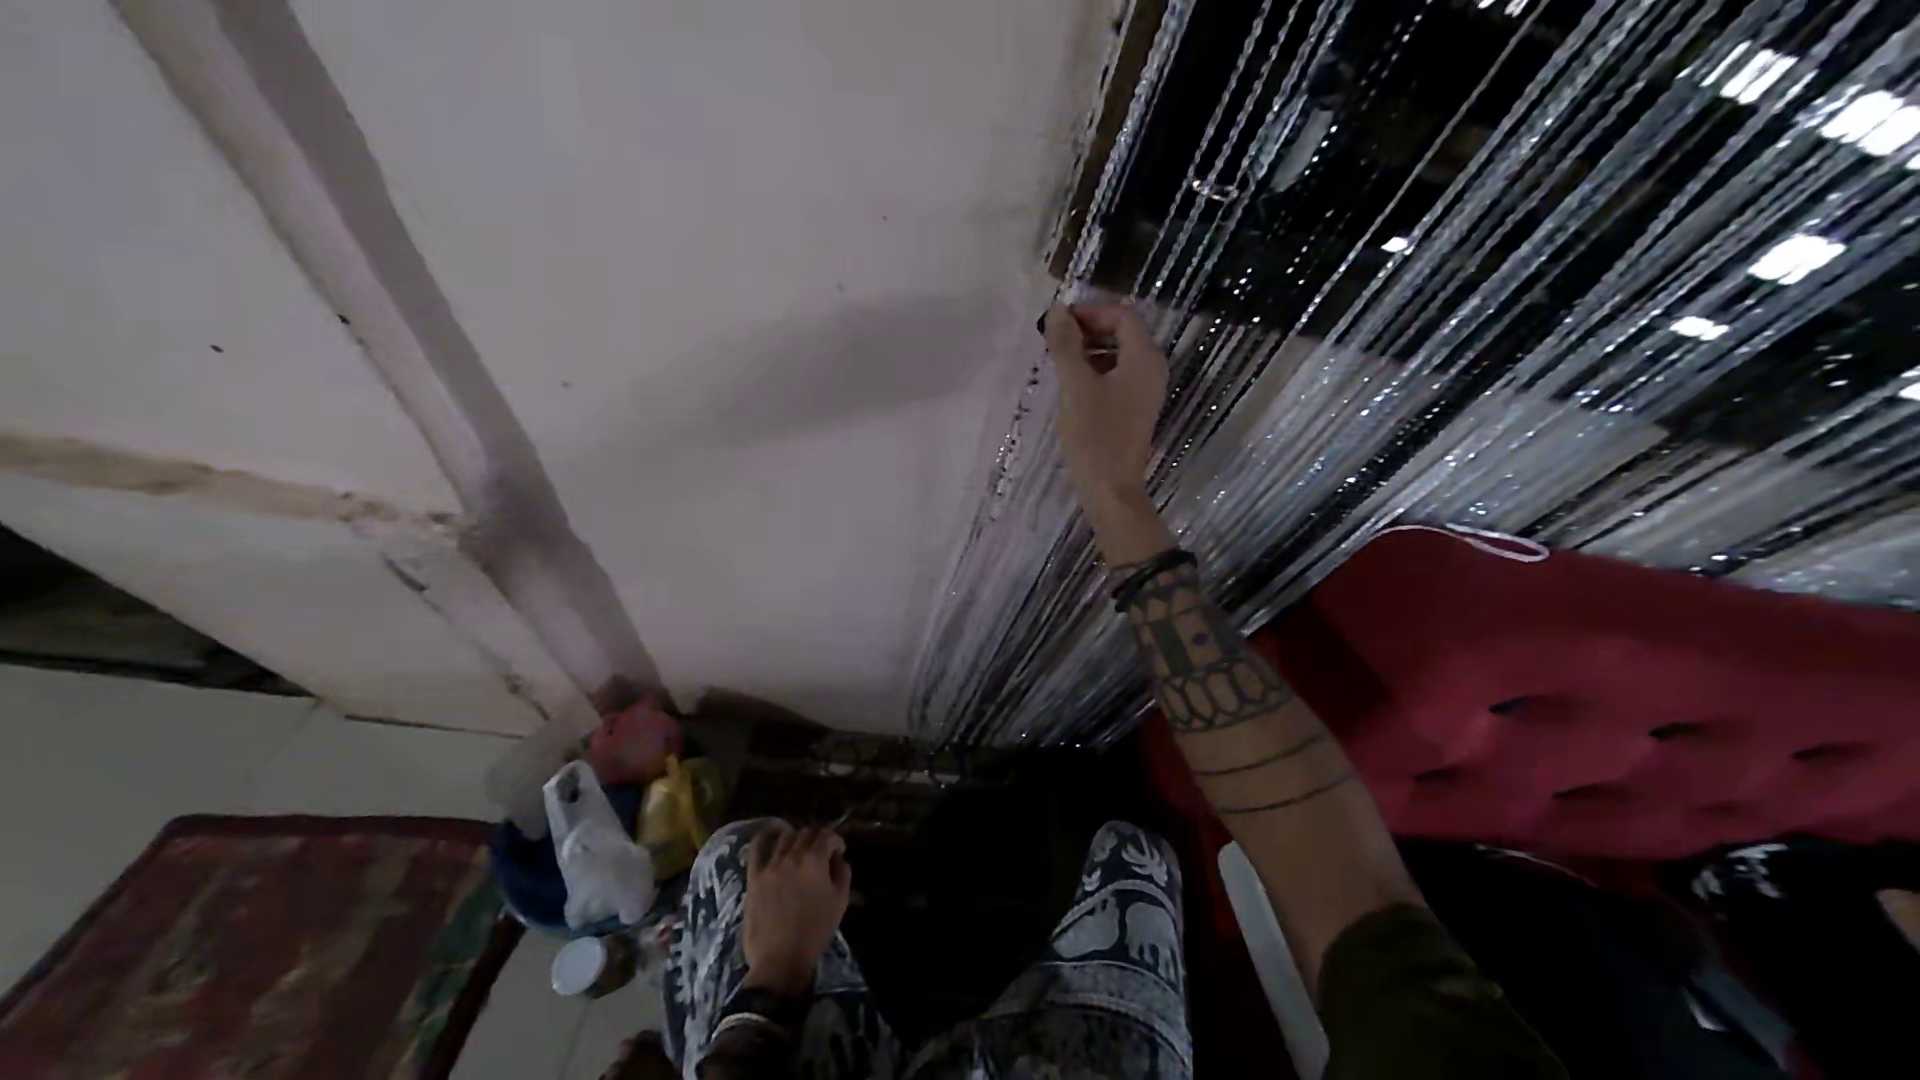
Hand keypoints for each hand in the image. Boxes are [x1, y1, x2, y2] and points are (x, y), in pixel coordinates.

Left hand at [740, 823, 850, 996]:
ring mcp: (770, 864)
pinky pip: (757, 847)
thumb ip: (842, 874)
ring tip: (800, 850)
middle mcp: (792, 856)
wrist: (780, 959)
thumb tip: (838, 859)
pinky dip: (766, 836)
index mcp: (814, 861)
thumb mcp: (840, 902)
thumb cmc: (815, 932)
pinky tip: (773, 837)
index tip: (839, 853)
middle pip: (807, 832)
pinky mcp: (754, 876)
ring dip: (797, 838)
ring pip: (785, 836)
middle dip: (818, 838)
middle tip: (822, 853)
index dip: (836, 841)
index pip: (828, 836)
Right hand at [1044, 302, 1176, 563]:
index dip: (1091, 311)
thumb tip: (1057, 310)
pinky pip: (1118, 374)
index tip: (1058, 320)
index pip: (1122, 316)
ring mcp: (1146, 390)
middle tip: (1055, 336)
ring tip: (1059, 357)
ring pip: (1120, 354)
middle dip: (1090, 328)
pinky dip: (1096, 368)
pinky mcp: (1136, 408)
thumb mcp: (1075, 386)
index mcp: (1144, 359)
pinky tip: (1073, 380)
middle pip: (1124, 332)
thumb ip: (1066, 345)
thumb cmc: (1094, 436)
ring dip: (1091, 348)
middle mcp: (1152, 369)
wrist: (1110, 488)